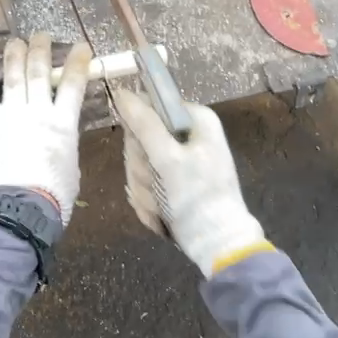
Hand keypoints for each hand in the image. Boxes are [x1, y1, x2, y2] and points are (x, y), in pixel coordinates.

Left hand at [0, 34, 92, 223]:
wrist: (24, 205)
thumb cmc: (55, 194)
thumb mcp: (71, 164)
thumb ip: (64, 142)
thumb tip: (59, 135)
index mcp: (63, 124)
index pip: (74, 85)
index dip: (78, 63)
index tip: (82, 47)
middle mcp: (38, 112)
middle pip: (40, 74)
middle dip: (41, 51)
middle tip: (41, 36)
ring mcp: (13, 115)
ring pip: (14, 78)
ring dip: (14, 56)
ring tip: (15, 41)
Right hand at [114, 90, 267, 275]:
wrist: (217, 245)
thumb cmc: (197, 198)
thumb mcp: (169, 160)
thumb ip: (144, 125)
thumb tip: (121, 92)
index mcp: (195, 119)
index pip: (148, 107)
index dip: (139, 131)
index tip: (145, 155)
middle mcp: (188, 134)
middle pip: (140, 137)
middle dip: (142, 168)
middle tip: (156, 185)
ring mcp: (180, 158)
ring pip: (140, 162)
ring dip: (144, 187)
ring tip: (161, 204)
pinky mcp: (173, 180)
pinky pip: (146, 181)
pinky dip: (149, 199)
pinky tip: (161, 213)